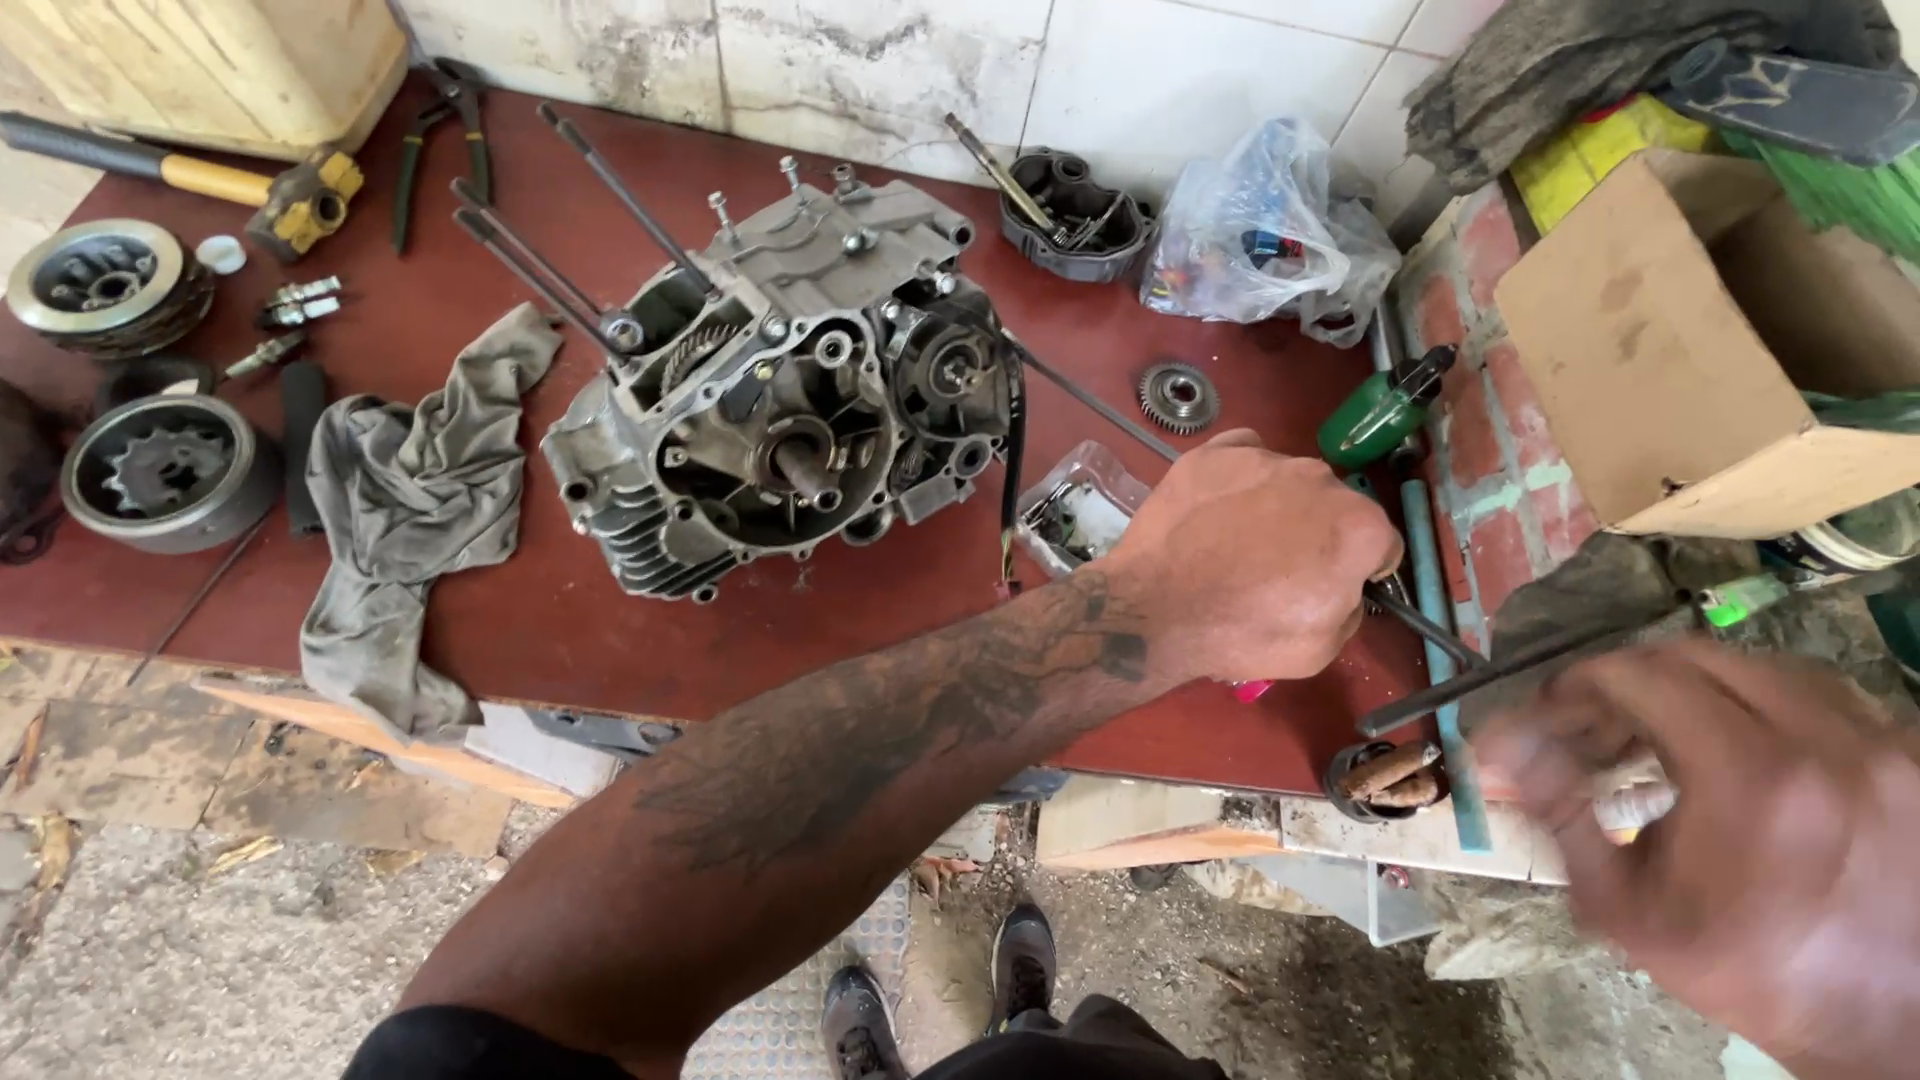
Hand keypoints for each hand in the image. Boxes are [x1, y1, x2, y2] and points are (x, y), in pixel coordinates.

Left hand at [1099, 429, 1401, 683]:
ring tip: (1234, 540)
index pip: (1378, 545)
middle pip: (1332, 507)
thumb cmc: (1241, 633)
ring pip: (1285, 480)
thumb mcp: (1321, 647)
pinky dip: (1238, 474)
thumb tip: (1341, 585)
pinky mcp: (1209, 453)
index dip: (1355, 571)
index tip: (1323, 588)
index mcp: (1359, 526)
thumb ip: (1351, 605)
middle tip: (1274, 569)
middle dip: (1315, 533)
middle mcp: (1318, 478)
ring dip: (1275, 503)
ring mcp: (1261, 458)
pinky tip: (1219, 505)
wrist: (1153, 608)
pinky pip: (1241, 453)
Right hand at [1476, 641, 1919, 1079]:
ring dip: (1689, 688)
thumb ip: (1555, 809)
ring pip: (1756, 667)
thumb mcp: (1620, 900)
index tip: (1552, 713)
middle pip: (1693, 657)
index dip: (1578, 683)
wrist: (1892, 1030)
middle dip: (1626, 680)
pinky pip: (1817, 697)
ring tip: (1656, 736)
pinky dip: (1752, 705)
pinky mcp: (1914, 763)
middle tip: (1592, 724)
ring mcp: (1886, 751)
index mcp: (1750, 776)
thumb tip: (1492, 743)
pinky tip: (1727, 748)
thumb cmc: (1742, 966)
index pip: (1639, 674)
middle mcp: (1828, 745)